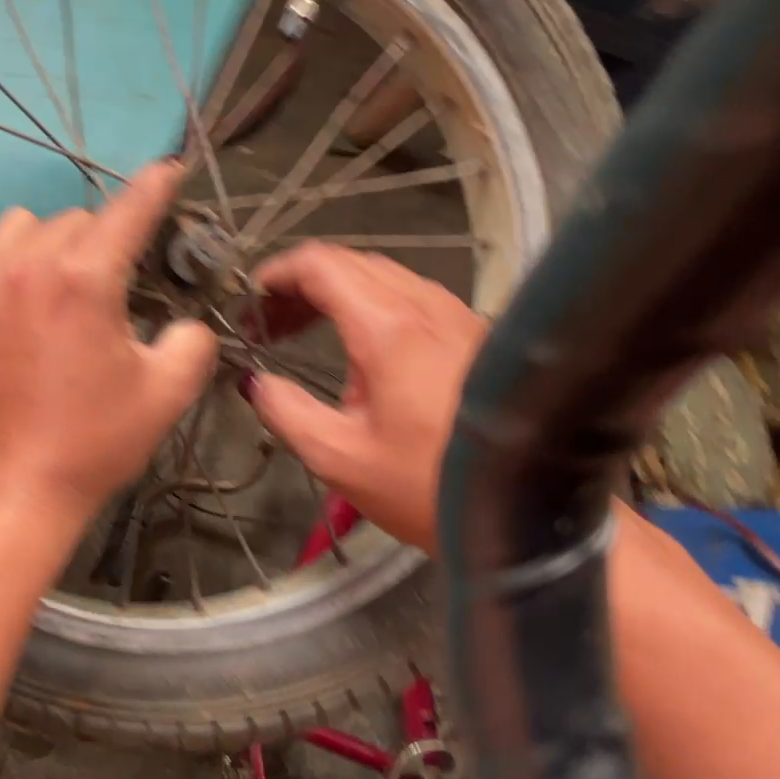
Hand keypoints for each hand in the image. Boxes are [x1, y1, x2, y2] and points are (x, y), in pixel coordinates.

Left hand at [0, 162, 218, 520]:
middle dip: (101, 240)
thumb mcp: (168, 391)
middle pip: (72, 221)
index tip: (168, 172)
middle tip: (113, 280)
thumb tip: (180, 321)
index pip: (128, 210)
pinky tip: (3, 299)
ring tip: (55, 279)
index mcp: (85, 280)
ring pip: (14, 230)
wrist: (20, 487)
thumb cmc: (97, 440)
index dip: (154, 186)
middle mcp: (26, 270)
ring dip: (43, 243)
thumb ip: (190, 338)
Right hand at [244, 242, 486, 552]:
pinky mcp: (474, 335)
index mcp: (389, 329)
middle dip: (299, 285)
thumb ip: (285, 410)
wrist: (531, 514)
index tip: (248, 299)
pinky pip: (409, 298)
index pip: (323, 266)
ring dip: (332, 293)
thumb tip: (256, 382)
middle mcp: (427, 309)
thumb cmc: (427, 485)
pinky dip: (364, 306)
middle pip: (352, 264)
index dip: (278, 273)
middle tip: (265, 323)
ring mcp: (457, 318)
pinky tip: (349, 346)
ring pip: (382, 278)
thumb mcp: (337, 457)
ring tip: (296, 331)